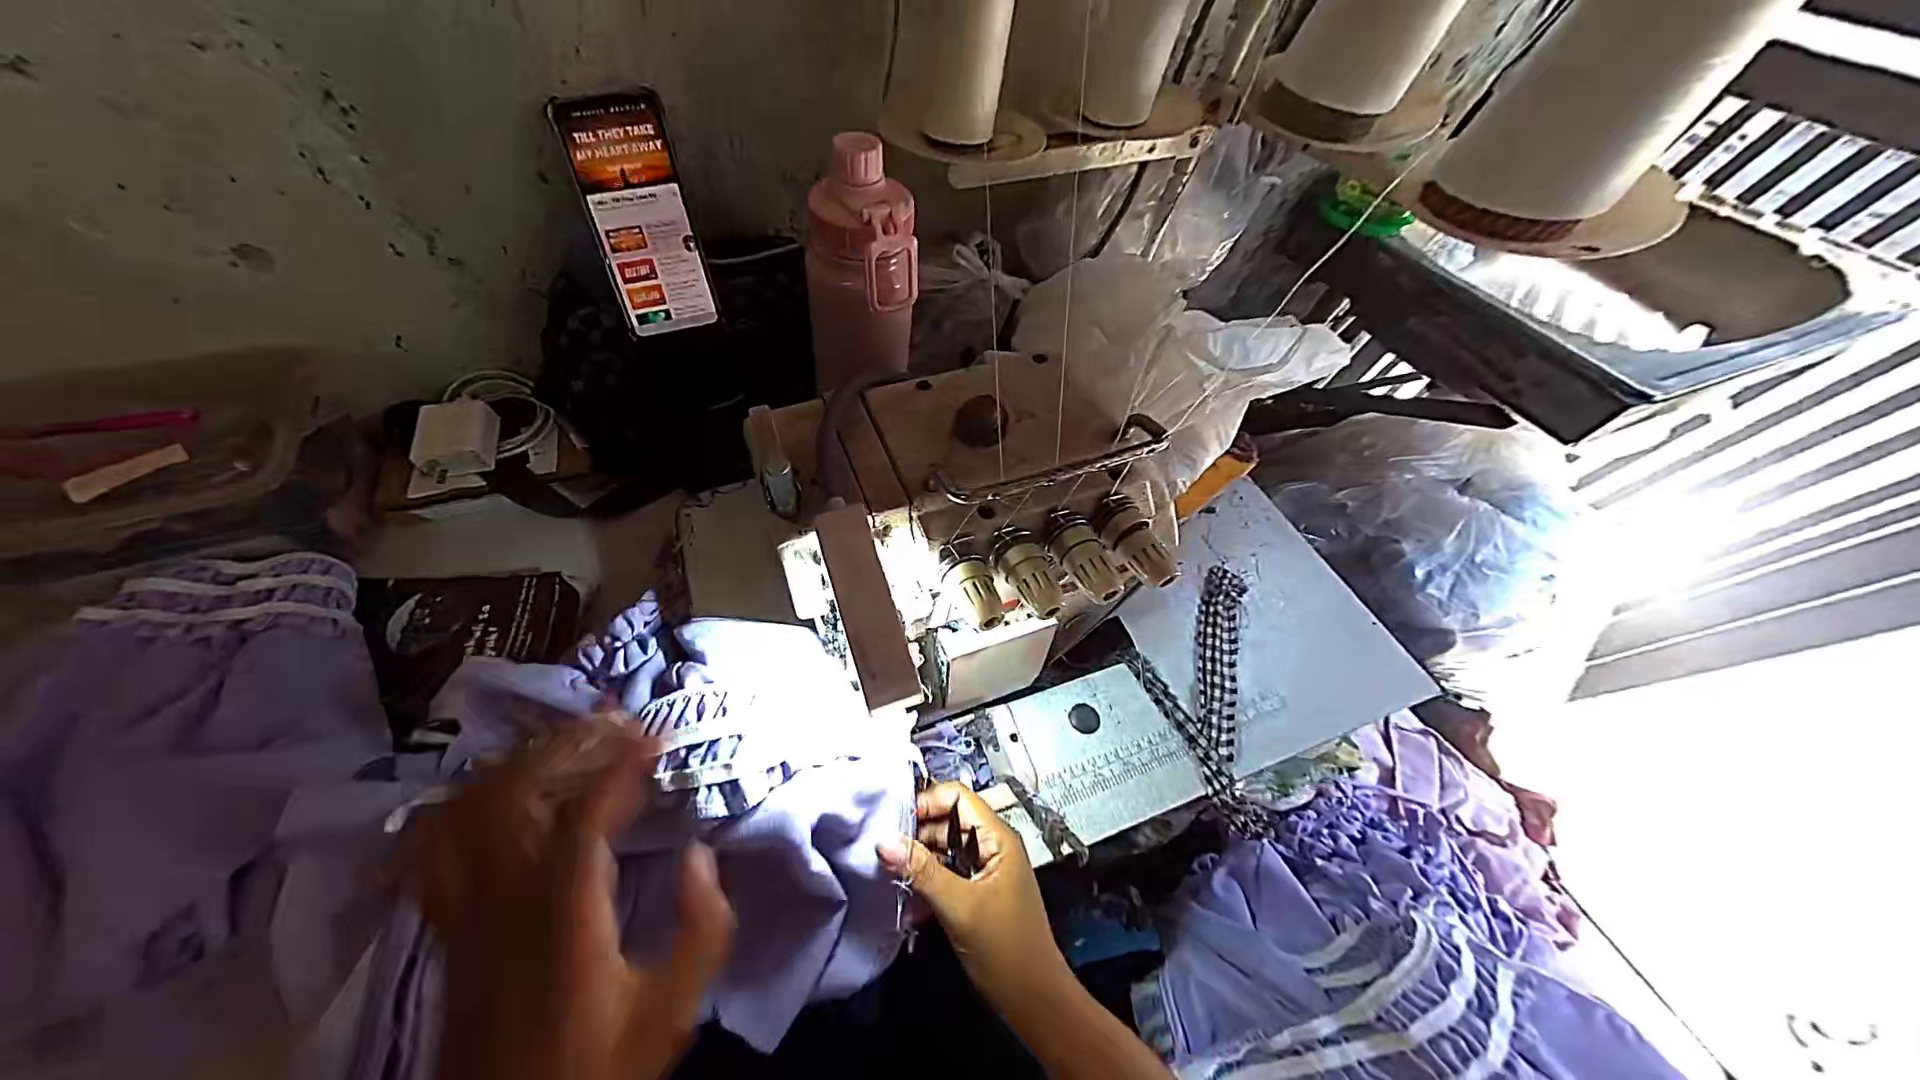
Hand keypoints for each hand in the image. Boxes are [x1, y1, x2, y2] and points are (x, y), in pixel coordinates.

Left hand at [412, 719, 735, 1079]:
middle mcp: (504, 907)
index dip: (618, 769)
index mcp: (564, 923)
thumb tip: (698, 853)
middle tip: (616, 724)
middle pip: (515, 800)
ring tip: (571, 741)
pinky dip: (462, 805)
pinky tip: (494, 786)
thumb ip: (701, 929)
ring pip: (471, 814)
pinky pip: (435, 850)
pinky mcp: (450, 929)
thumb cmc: (597, 1066)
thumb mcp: (671, 1008)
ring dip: (521, 764)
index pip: (581, 822)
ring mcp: (466, 916)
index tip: (655, 739)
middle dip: (569, 746)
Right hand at [876, 782, 1069, 1007]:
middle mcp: (992, 846)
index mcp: (997, 837)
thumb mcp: (959, 906)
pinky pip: (948, 871)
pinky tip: (908, 893)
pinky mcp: (977, 892)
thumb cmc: (1005, 948)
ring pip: (946, 846)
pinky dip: (928, 877)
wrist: (1034, 1000)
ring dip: (920, 856)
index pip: (958, 796)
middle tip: (887, 849)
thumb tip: (884, 840)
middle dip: (918, 831)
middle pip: (949, 819)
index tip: (896, 823)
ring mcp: (985, 869)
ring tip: (892, 871)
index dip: (927, 802)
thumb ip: (922, 870)